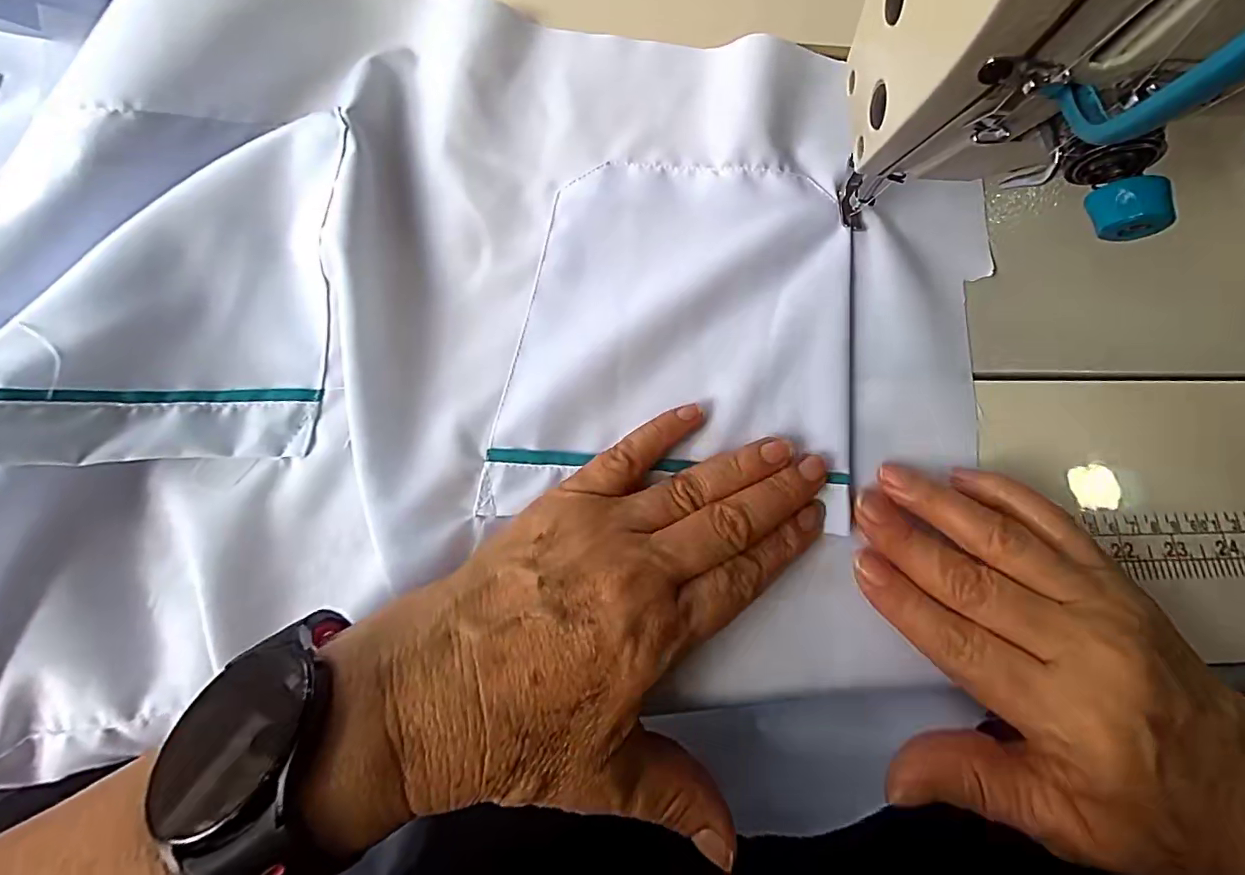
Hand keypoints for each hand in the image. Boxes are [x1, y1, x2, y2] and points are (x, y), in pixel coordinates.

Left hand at [295, 405, 829, 869]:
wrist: (427, 686)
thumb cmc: (513, 733)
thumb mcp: (601, 778)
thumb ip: (674, 798)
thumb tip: (731, 853)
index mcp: (657, 632)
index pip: (738, 578)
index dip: (781, 547)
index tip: (815, 519)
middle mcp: (637, 570)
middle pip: (724, 525)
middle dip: (777, 494)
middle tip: (816, 466)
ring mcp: (597, 529)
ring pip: (685, 489)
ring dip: (738, 466)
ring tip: (780, 445)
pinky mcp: (559, 504)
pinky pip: (617, 460)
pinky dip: (656, 435)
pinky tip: (691, 414)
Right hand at [851, 466, 1244, 874]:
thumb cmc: (1148, 812)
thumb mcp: (1063, 822)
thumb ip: (973, 782)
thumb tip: (893, 778)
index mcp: (1066, 713)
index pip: (963, 644)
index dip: (906, 602)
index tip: (862, 563)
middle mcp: (1085, 648)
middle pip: (978, 582)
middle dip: (912, 540)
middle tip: (865, 506)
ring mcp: (1105, 605)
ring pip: (1009, 542)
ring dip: (944, 505)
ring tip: (895, 477)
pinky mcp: (1118, 582)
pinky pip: (1058, 526)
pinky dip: (1009, 494)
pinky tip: (965, 476)